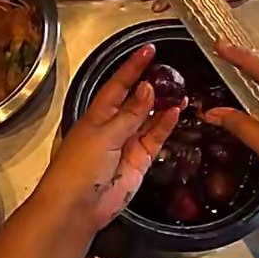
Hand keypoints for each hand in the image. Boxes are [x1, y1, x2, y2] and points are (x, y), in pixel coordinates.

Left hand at [29, 42, 180, 230]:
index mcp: (98, 114)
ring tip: (180, 91)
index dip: (133, 67)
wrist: (78, 207)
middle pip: (136, 100)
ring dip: (163, 106)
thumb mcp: (105, 134)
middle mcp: (113, 126)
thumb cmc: (79, 166)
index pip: (119, 84)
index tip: (148, 50)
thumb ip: (130, 113)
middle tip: (171, 71)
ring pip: (149, 119)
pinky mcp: (139, 161)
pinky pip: (155, 138)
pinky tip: (176, 112)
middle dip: (152, 86)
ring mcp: (127, 143)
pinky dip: (166, 125)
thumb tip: (148, 89)